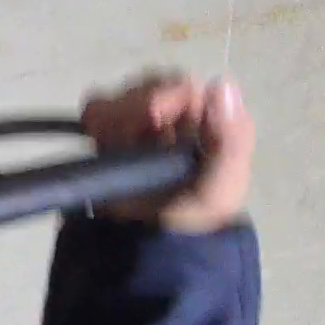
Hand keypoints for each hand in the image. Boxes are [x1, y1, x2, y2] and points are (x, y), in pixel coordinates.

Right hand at [80, 73, 252, 232]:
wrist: (150, 241)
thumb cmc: (193, 215)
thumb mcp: (223, 183)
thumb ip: (231, 137)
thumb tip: (220, 83)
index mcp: (207, 119)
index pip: (180, 83)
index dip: (162, 93)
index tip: (152, 116)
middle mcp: (174, 116)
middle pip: (146, 83)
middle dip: (132, 106)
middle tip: (127, 135)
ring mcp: (140, 124)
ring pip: (119, 94)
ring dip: (111, 115)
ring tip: (112, 142)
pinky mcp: (110, 134)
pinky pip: (96, 109)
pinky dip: (94, 118)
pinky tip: (97, 137)